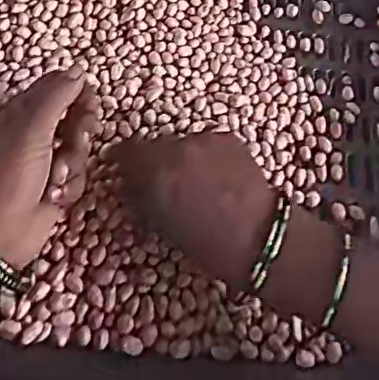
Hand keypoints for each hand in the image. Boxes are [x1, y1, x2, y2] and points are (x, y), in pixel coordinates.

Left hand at [0, 69, 100, 268]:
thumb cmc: (9, 179)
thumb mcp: (31, 131)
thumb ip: (56, 97)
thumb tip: (78, 69)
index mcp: (25, 110)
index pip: (61, 84)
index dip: (78, 91)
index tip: (87, 104)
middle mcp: (39, 130)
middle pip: (78, 112)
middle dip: (82, 128)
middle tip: (77, 138)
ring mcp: (50, 157)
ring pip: (82, 143)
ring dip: (74, 161)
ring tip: (57, 177)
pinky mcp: (60, 182)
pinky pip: (81, 171)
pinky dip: (72, 183)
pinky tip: (56, 195)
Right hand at [114, 132, 277, 286]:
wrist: (257, 234)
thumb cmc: (206, 242)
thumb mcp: (164, 225)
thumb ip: (143, 198)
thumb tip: (131, 185)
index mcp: (157, 171)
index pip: (128, 151)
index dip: (123, 158)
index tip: (121, 165)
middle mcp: (178, 147)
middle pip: (156, 144)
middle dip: (154, 160)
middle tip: (162, 181)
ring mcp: (205, 139)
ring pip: (183, 143)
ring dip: (182, 157)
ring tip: (194, 181)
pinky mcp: (227, 137)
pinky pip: (207, 143)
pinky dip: (206, 155)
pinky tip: (216, 176)